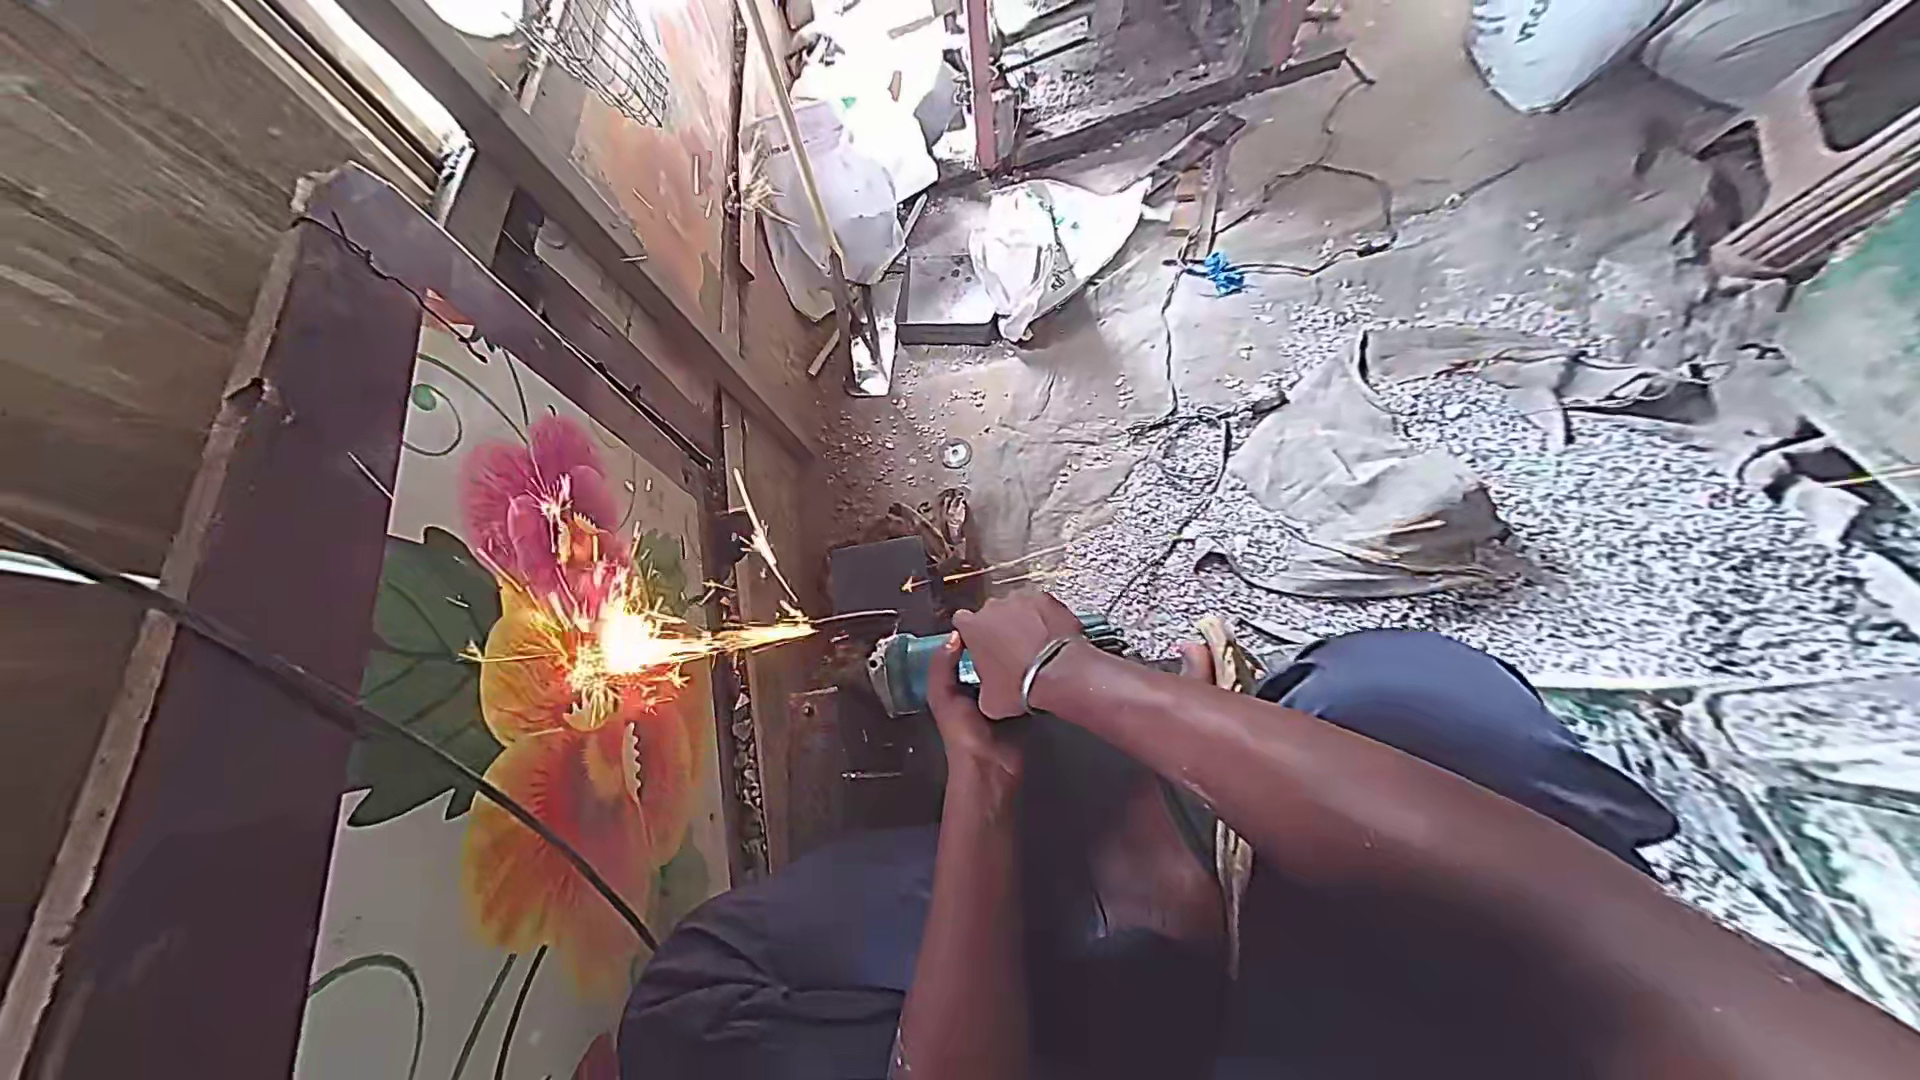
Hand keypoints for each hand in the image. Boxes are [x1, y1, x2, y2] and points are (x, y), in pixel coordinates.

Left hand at [928, 632, 1022, 787]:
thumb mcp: (942, 696)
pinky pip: (1025, 683)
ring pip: (1007, 670)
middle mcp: (978, 689)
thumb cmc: (962, 733)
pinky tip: (1036, 657)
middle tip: (1008, 621)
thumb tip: (954, 635)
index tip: (982, 617)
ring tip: (1025, 634)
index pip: (962, 654)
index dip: (970, 639)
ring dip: (1014, 658)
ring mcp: (1001, 698)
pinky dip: (1029, 673)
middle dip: (995, 646)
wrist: (990, 766)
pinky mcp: (1021, 705)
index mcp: (955, 685)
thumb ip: (941, 667)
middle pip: (987, 660)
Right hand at [951, 590, 1086, 719]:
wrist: (1059, 674)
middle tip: (1010, 650)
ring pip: (1015, 606)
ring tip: (1033, 644)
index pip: (962, 621)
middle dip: (997, 627)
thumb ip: (980, 686)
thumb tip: (987, 691)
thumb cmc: (1023, 684)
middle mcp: (993, 607)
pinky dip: (1042, 616)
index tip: (979, 644)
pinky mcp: (1045, 598)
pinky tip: (1049, 635)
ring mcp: (1020, 599)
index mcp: (971, 626)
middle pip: (990, 612)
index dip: (971, 633)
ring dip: (1020, 620)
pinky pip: (1039, 605)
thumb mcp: (989, 701)